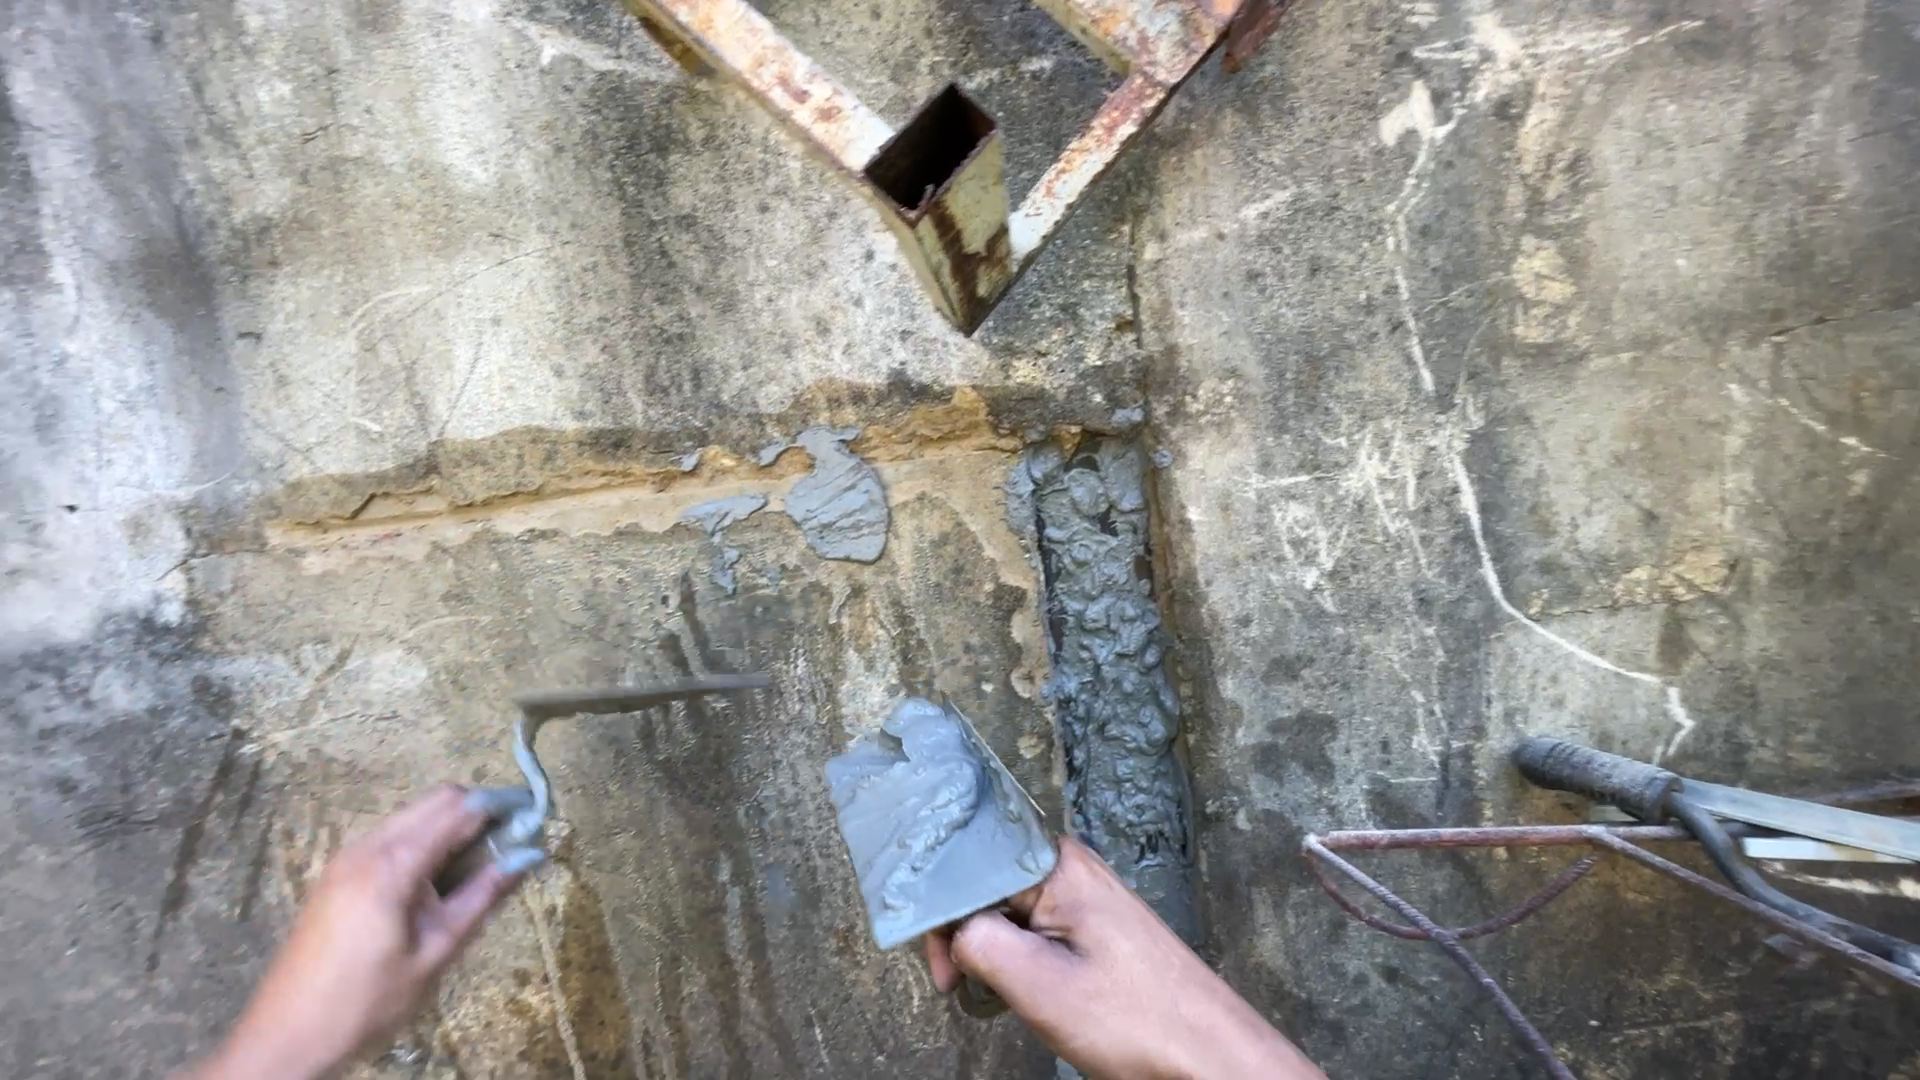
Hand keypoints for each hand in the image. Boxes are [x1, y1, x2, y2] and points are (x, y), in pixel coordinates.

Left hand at [186, 785, 532, 1079]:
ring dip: (453, 822)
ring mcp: (346, 857)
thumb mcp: (437, 951)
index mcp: (393, 865)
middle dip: (481, 809)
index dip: (504, 806)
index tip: (534, 820)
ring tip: (479, 860)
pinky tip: (438, 875)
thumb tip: (531, 855)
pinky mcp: (337, 872)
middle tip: (510, 840)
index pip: (462, 808)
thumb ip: (485, 895)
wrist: (279, 1046)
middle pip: (440, 798)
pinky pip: (395, 832)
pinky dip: (427, 836)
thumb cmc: (365, 1003)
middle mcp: (367, 848)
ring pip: (417, 811)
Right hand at [925, 838, 1323, 1079]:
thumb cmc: (1134, 1019)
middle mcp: (1068, 863)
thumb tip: (954, 927)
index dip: (943, 912)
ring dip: (990, 945)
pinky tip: (1020, 984)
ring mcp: (1083, 891)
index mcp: (1055, 862)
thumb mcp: (1039, 984)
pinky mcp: (1092, 920)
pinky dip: (1017, 952)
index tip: (942, 968)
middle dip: (964, 929)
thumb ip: (980, 941)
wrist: (1210, 1054)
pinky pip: (1034, 922)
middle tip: (957, 984)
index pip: (970, 863)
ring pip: (1009, 904)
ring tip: (991, 990)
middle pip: (988, 879)